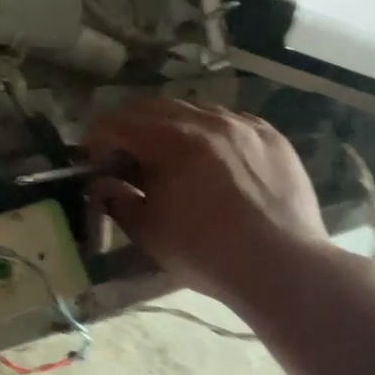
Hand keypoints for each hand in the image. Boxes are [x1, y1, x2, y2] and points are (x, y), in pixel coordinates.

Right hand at [85, 99, 327, 305]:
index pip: (115, 124)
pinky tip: (209, 158)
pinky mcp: (271, 137)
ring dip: (169, 126)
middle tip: (122, 154)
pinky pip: (229, 121)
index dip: (95, 140)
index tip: (91, 160)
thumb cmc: (204, 252)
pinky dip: (208, 132)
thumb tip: (100, 183)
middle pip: (150, 107)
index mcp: (169, 141)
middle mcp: (205, 122)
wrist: (283, 267)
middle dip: (128, 127)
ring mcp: (242, 126)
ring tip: (168, 155)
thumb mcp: (145, 229)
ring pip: (191, 109)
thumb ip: (115, 198)